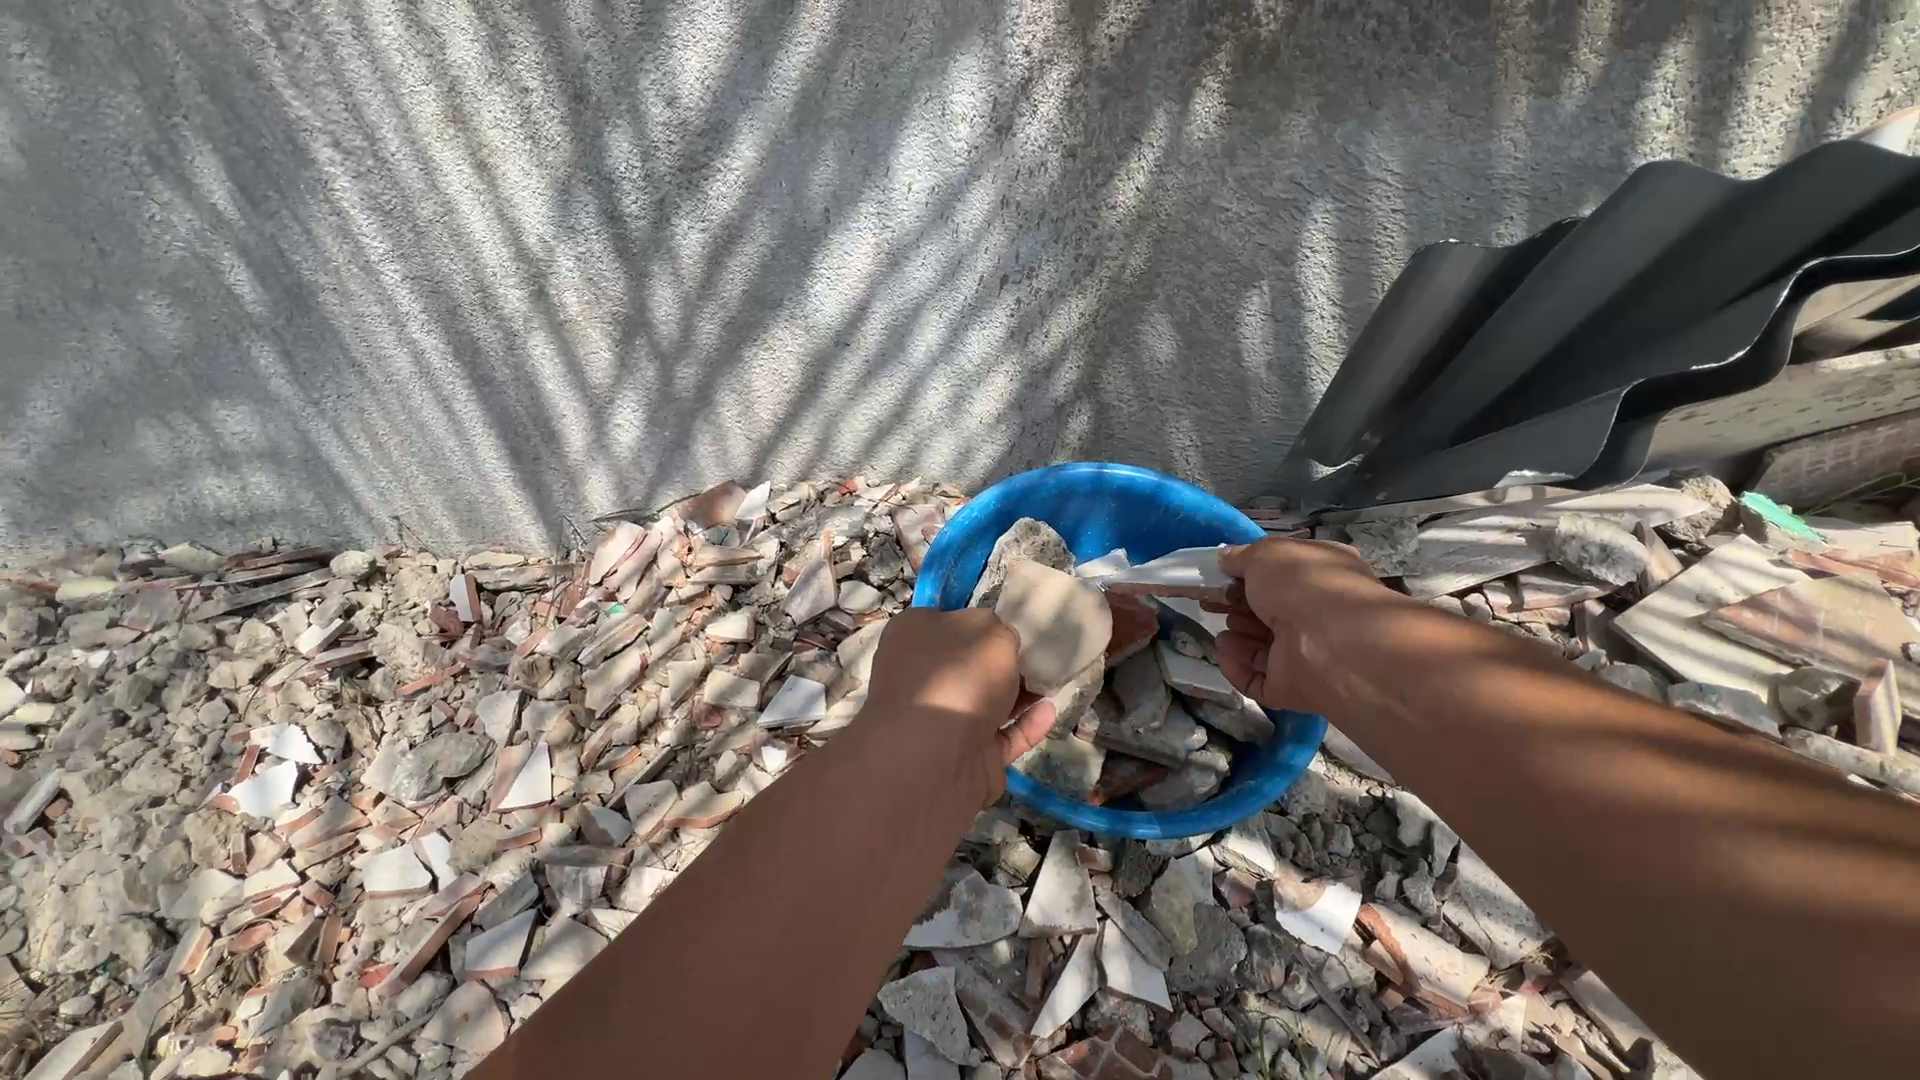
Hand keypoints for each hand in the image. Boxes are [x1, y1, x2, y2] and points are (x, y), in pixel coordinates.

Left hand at [861, 608, 1057, 801]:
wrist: (933, 761)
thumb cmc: (957, 677)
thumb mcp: (990, 631)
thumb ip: (1001, 631)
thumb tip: (1000, 644)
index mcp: (913, 636)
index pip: (945, 619)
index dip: (980, 622)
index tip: (1012, 624)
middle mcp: (922, 676)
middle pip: (969, 663)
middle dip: (1004, 661)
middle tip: (1041, 654)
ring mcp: (942, 720)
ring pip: (987, 702)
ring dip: (1020, 693)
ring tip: (1055, 681)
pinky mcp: (966, 756)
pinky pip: (1001, 736)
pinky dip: (1026, 725)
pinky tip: (1048, 711)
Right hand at [1208, 538, 1405, 713]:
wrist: (1331, 642)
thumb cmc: (1302, 585)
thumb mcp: (1266, 554)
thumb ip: (1242, 556)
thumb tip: (1226, 559)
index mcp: (1322, 576)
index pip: (1283, 576)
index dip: (1248, 575)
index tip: (1219, 576)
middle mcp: (1319, 614)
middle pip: (1269, 612)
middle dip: (1238, 607)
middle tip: (1211, 604)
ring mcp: (1307, 655)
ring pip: (1263, 648)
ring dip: (1237, 639)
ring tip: (1222, 633)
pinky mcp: (1293, 687)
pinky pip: (1259, 680)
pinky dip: (1237, 669)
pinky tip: (1223, 654)